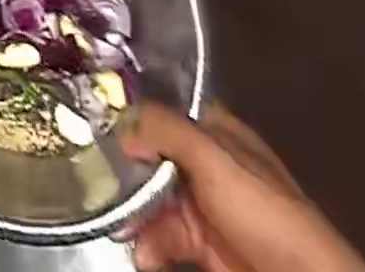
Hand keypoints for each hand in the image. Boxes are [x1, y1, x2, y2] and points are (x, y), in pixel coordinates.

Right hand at [120, 105, 364, 271]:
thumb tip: (123, 125)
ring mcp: (206, 208)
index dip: (139, 114)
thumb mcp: (214, 160)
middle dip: (128, 170)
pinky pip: (164, 238)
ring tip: (120, 227)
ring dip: (134, 213)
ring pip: (155, 199)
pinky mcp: (204, 247)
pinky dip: (149, 245)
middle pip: (156, 157)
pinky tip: (143, 253)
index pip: (171, 111)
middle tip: (102, 182)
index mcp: (217, 133)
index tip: (103, 121)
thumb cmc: (262, 210)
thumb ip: (167, 131)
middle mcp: (209, 165)